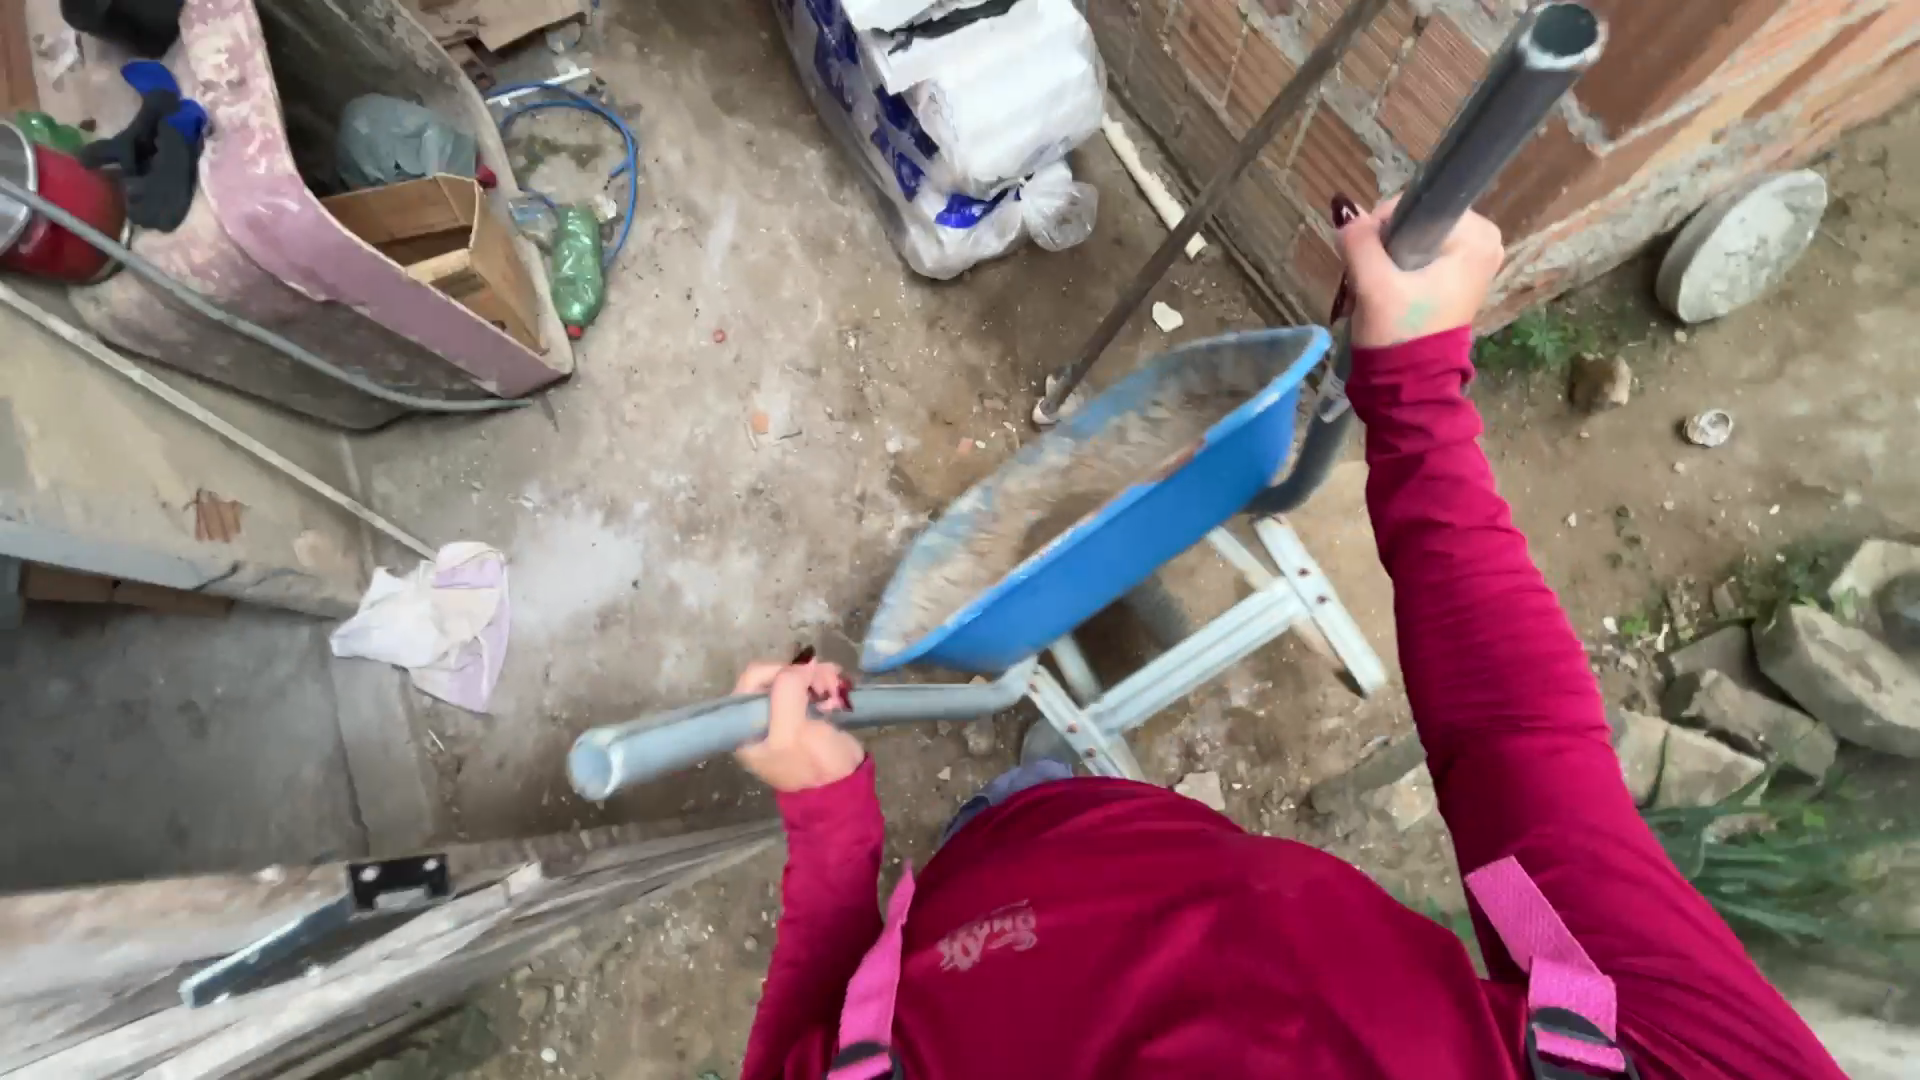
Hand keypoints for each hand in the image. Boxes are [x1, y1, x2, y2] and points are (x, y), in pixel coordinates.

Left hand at [732, 660, 864, 792]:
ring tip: (835, 693)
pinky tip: (838, 696)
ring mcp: (785, 713)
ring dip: (821, 678)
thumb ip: (787, 693)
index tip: (805, 678)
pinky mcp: (807, 712)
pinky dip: (828, 684)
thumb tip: (802, 665)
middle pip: (779, 675)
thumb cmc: (811, 765)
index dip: (780, 671)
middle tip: (828, 685)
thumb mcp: (792, 732)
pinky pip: (814, 685)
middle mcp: (761, 716)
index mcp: (745, 724)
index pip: (754, 679)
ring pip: (799, 677)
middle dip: (805, 675)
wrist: (841, 787)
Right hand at [1337, 196, 1503, 348]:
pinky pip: (1420, 260)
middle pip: (1416, 224)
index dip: (1382, 226)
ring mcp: (1473, 262)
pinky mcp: (1458, 281)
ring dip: (1384, 264)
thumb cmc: (1398, 333)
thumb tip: (1348, 217)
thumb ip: (1360, 244)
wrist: (1408, 382)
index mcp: (1476, 236)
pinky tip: (1382, 295)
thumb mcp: (1373, 287)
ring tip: (1369, 292)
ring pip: (1413, 243)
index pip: (1418, 206)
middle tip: (1364, 281)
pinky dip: (1396, 273)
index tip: (1363, 257)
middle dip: (1382, 250)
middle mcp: (1484, 242)